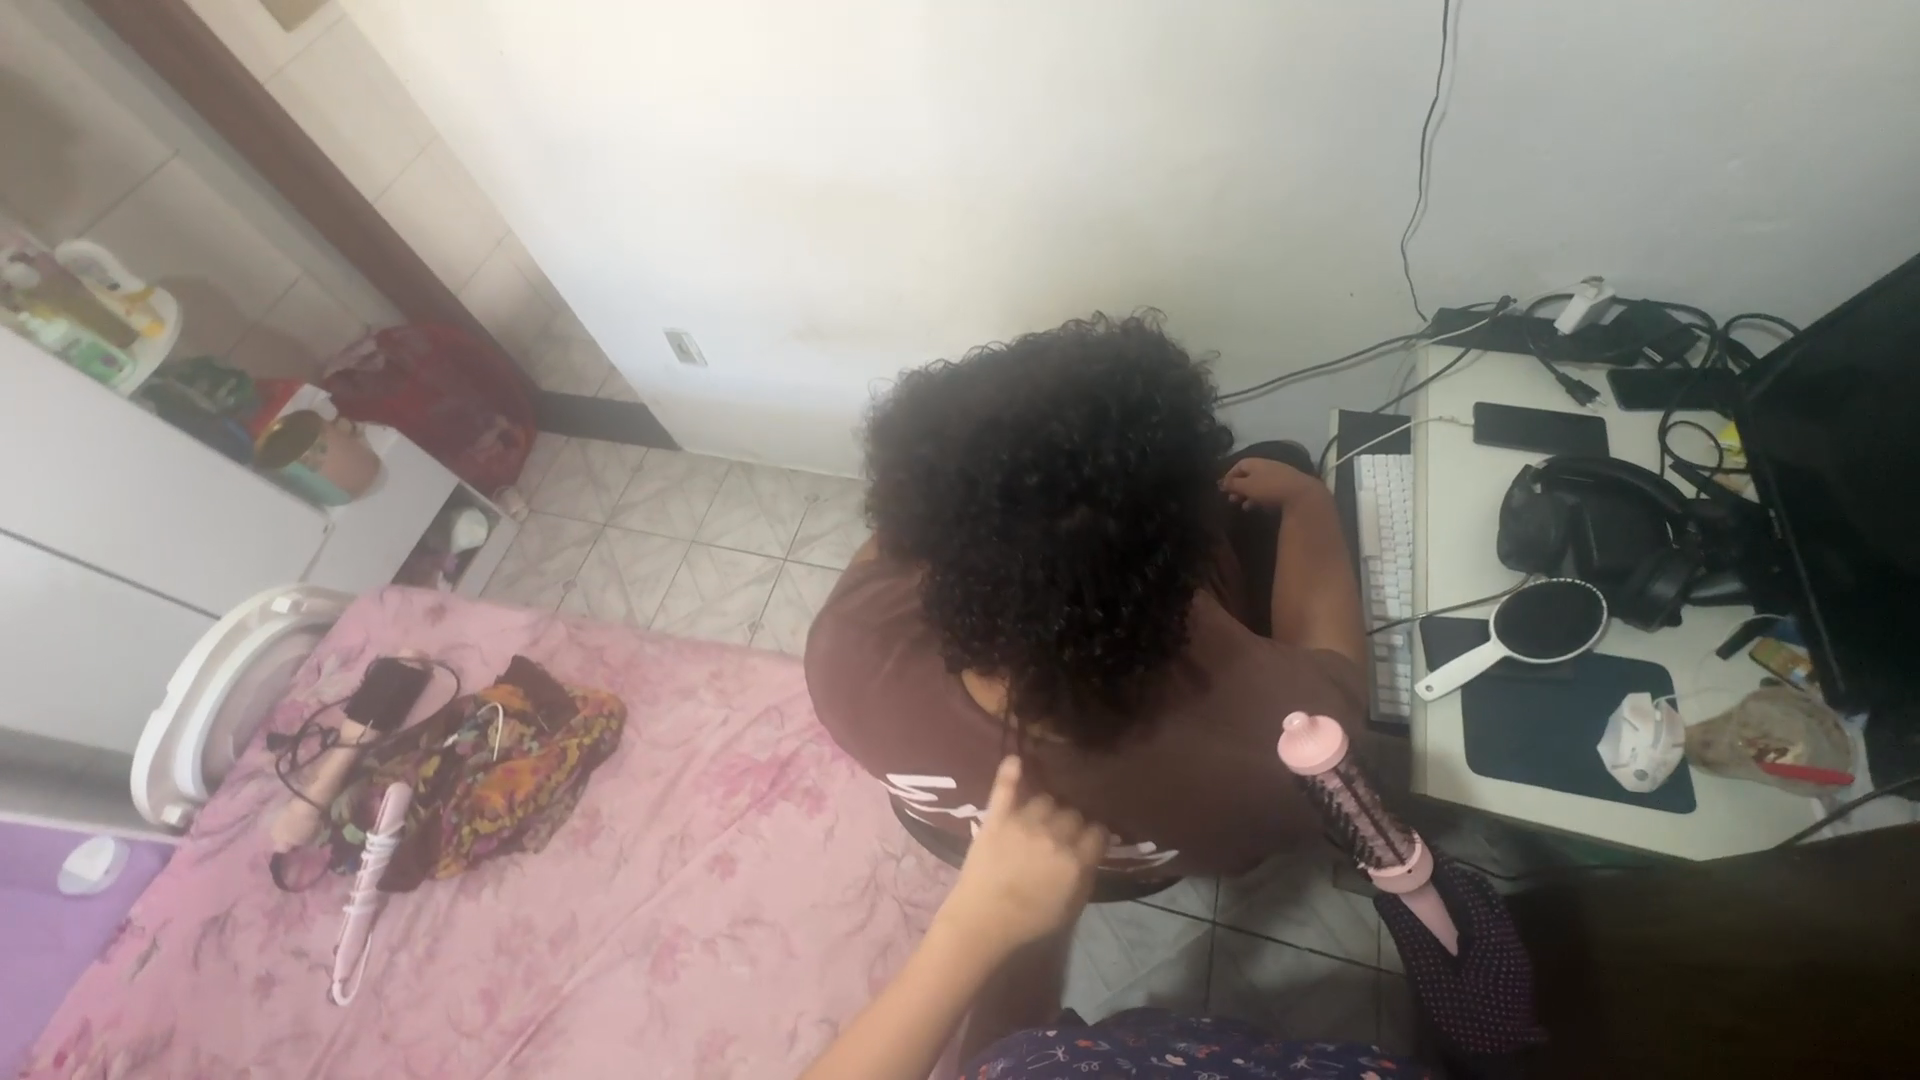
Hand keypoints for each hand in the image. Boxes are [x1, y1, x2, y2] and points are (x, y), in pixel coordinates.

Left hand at [934, 757, 1106, 958]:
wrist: (982, 924)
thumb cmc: (1030, 924)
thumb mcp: (1071, 907)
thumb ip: (1086, 874)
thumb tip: (1093, 851)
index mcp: (1076, 860)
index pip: (1097, 832)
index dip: (1094, 836)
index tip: (1089, 840)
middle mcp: (1054, 835)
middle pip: (1072, 813)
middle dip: (1070, 822)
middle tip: (1061, 834)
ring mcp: (1023, 822)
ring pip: (1045, 799)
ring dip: (1046, 807)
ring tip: (1040, 817)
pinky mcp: (996, 818)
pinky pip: (1005, 788)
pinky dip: (1009, 772)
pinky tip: (1015, 759)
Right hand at [1220, 457, 1323, 510]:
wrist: (1302, 494)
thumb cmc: (1269, 488)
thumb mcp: (1247, 486)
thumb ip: (1233, 484)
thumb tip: (1220, 483)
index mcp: (1256, 462)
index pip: (1239, 465)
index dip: (1229, 475)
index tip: (1223, 488)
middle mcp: (1267, 465)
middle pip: (1249, 474)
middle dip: (1239, 486)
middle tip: (1232, 499)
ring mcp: (1279, 475)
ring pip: (1259, 483)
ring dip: (1249, 494)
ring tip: (1243, 506)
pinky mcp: (1288, 486)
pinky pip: (1270, 489)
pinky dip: (1261, 497)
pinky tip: (1259, 507)